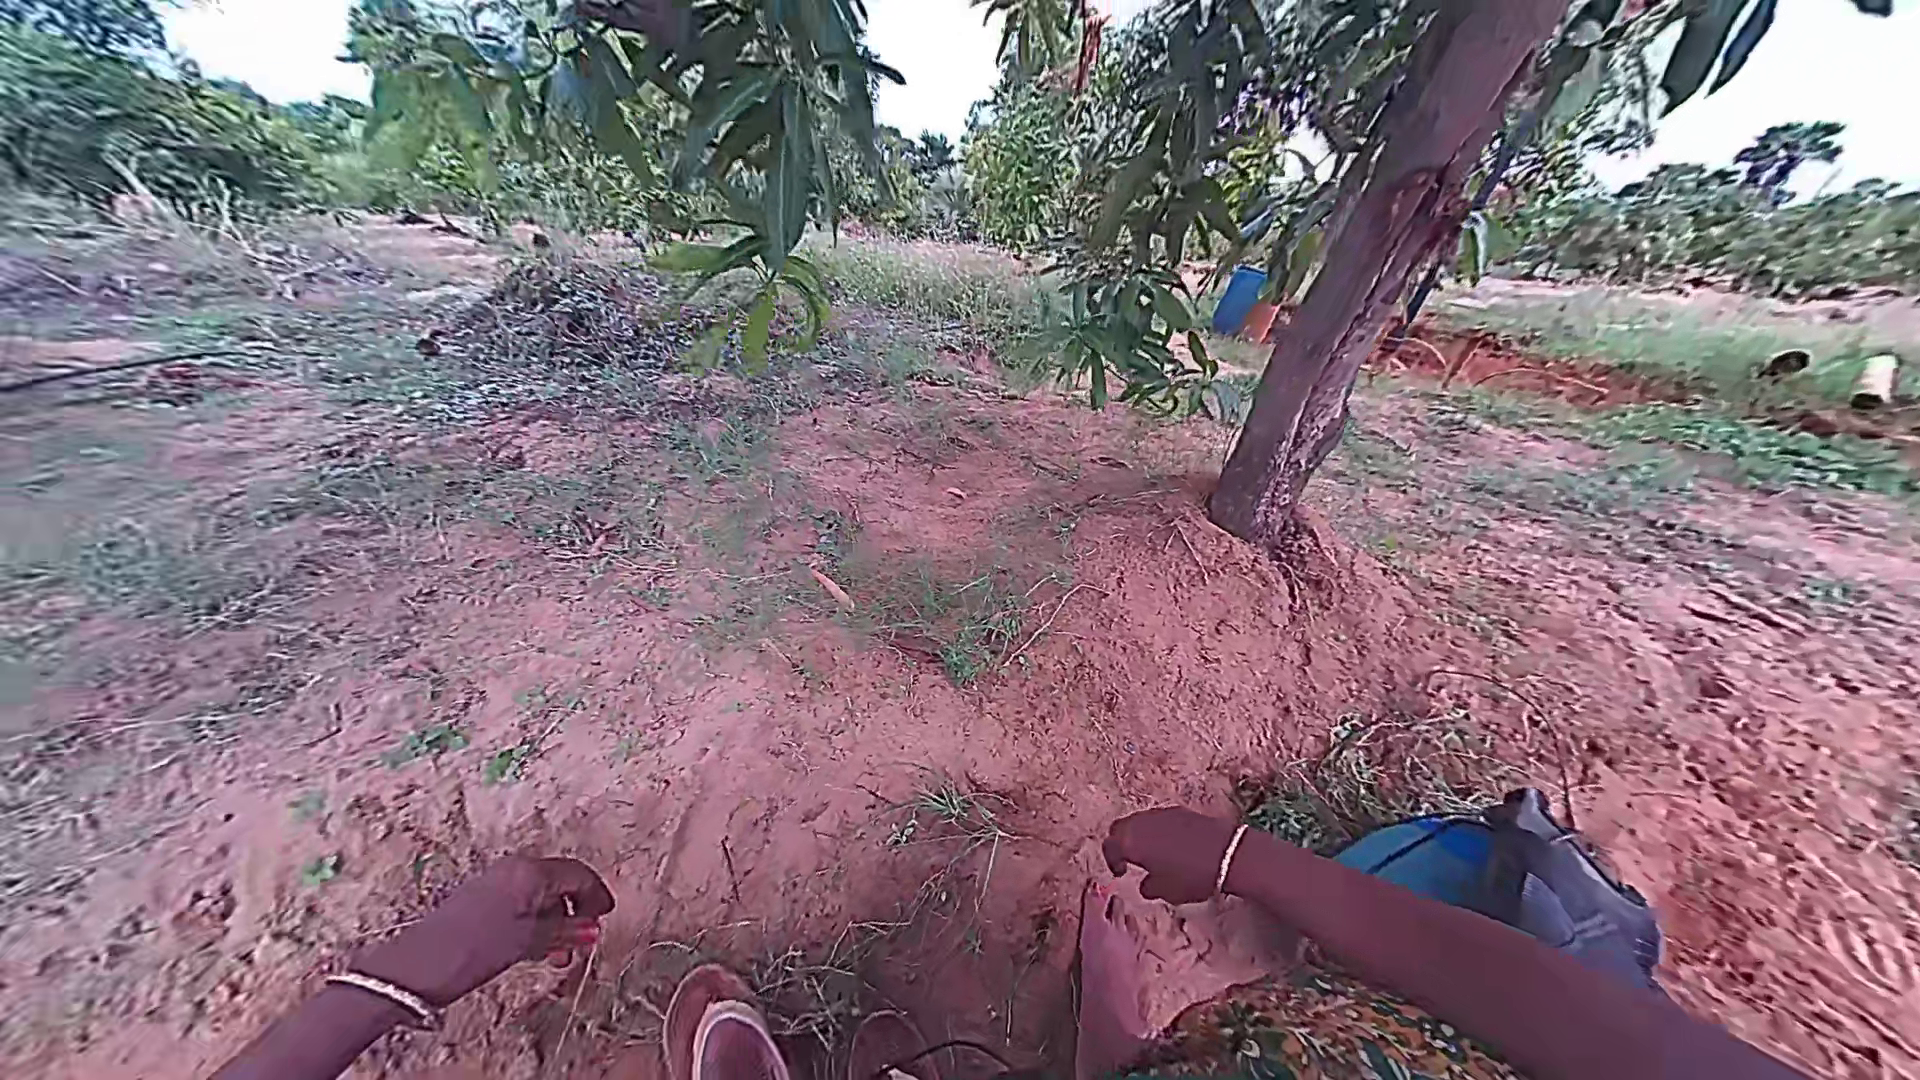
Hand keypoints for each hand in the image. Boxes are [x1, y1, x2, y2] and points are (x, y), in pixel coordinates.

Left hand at [354, 856, 613, 1006]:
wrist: (406, 972)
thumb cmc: (472, 950)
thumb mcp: (526, 942)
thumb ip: (565, 932)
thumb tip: (594, 929)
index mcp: (532, 870)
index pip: (579, 874)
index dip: (596, 895)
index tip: (606, 915)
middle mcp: (515, 867)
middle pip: (560, 883)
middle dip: (575, 911)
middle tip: (583, 939)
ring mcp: (494, 881)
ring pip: (539, 895)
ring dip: (554, 920)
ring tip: (557, 953)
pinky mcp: (478, 898)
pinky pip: (520, 902)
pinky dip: (534, 921)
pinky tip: (533, 945)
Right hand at [1102, 807, 1241, 903]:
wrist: (1225, 852)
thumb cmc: (1191, 876)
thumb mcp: (1166, 891)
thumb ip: (1149, 887)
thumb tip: (1145, 885)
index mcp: (1130, 841)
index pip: (1109, 847)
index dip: (1112, 861)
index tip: (1120, 872)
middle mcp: (1139, 822)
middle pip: (1119, 828)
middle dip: (1120, 843)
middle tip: (1129, 859)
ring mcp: (1157, 813)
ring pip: (1137, 821)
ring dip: (1138, 835)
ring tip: (1151, 853)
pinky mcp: (1175, 809)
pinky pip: (1156, 819)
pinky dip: (1155, 830)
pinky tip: (1169, 844)